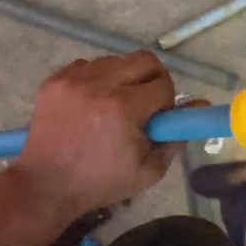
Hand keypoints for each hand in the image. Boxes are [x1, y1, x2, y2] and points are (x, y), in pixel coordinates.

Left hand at [12, 51, 180, 218]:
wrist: (46, 186)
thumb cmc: (101, 182)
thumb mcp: (148, 170)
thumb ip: (176, 137)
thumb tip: (199, 104)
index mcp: (123, 107)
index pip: (163, 84)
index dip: (166, 102)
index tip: (158, 118)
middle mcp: (99, 84)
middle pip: (144, 60)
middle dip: (152, 79)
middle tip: (146, 103)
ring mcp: (73, 79)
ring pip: (115, 61)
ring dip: (123, 78)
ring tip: (114, 105)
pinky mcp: (54, 80)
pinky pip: (88, 66)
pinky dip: (96, 79)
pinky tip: (92, 104)